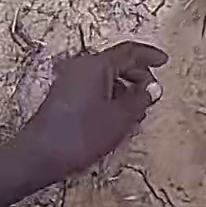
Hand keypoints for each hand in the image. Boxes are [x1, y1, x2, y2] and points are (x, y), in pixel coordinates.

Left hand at [12, 41, 167, 181]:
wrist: (41, 154)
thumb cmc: (83, 134)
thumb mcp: (120, 117)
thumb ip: (140, 99)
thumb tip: (153, 88)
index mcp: (96, 65)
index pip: (128, 51)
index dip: (149, 56)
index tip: (164, 61)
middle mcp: (81, 67)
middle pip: (116, 63)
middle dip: (138, 76)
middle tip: (152, 94)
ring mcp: (70, 81)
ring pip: (105, 78)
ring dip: (124, 90)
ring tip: (136, 112)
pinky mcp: (64, 97)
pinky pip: (93, 89)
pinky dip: (109, 97)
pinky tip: (117, 118)